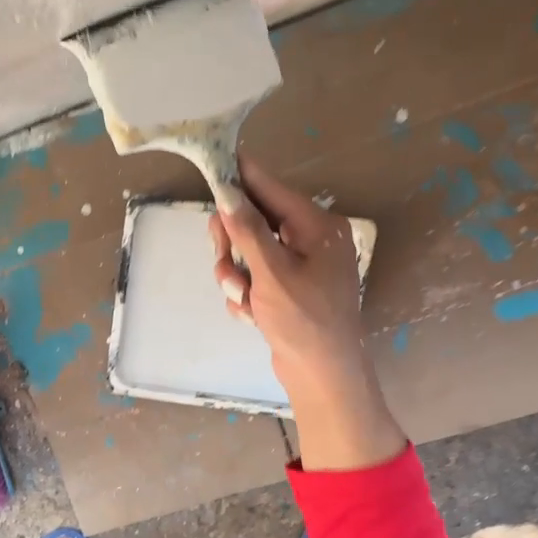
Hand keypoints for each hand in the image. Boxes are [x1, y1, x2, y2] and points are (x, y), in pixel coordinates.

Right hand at [209, 158, 407, 469]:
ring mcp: (299, 267)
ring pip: (248, 253)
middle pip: (253, 222)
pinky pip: (253, 279)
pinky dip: (246, 295)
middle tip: (224, 264)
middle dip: (233, 246)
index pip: (271, 189)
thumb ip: (247, 230)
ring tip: (241, 298)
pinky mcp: (287, 291)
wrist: (322, 375)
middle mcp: (310, 241)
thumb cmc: (304, 320)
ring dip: (236, 276)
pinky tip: (251, 314)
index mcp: (316, 227)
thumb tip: (228, 192)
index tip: (215, 162)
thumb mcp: (272, 272)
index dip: (241, 178)